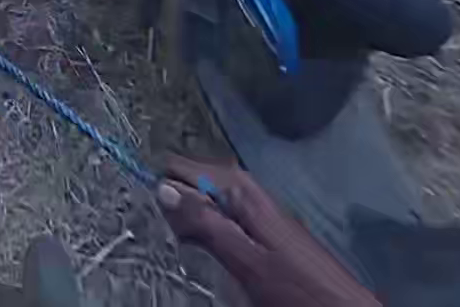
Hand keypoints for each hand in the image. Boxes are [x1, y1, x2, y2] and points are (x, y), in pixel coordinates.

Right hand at [155, 157, 379, 306]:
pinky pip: (217, 213)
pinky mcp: (258, 222)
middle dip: (177, 206)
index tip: (163, 224)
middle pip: (187, 180)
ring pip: (201, 198)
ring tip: (196, 253)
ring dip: (192, 221)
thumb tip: (160, 187)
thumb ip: (204, 222)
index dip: (164, 193)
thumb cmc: (299, 293)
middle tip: (183, 244)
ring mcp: (251, 202)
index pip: (176, 167)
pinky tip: (214, 255)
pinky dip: (208, 230)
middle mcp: (240, 184)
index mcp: (235, 186)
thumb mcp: (247, 262)